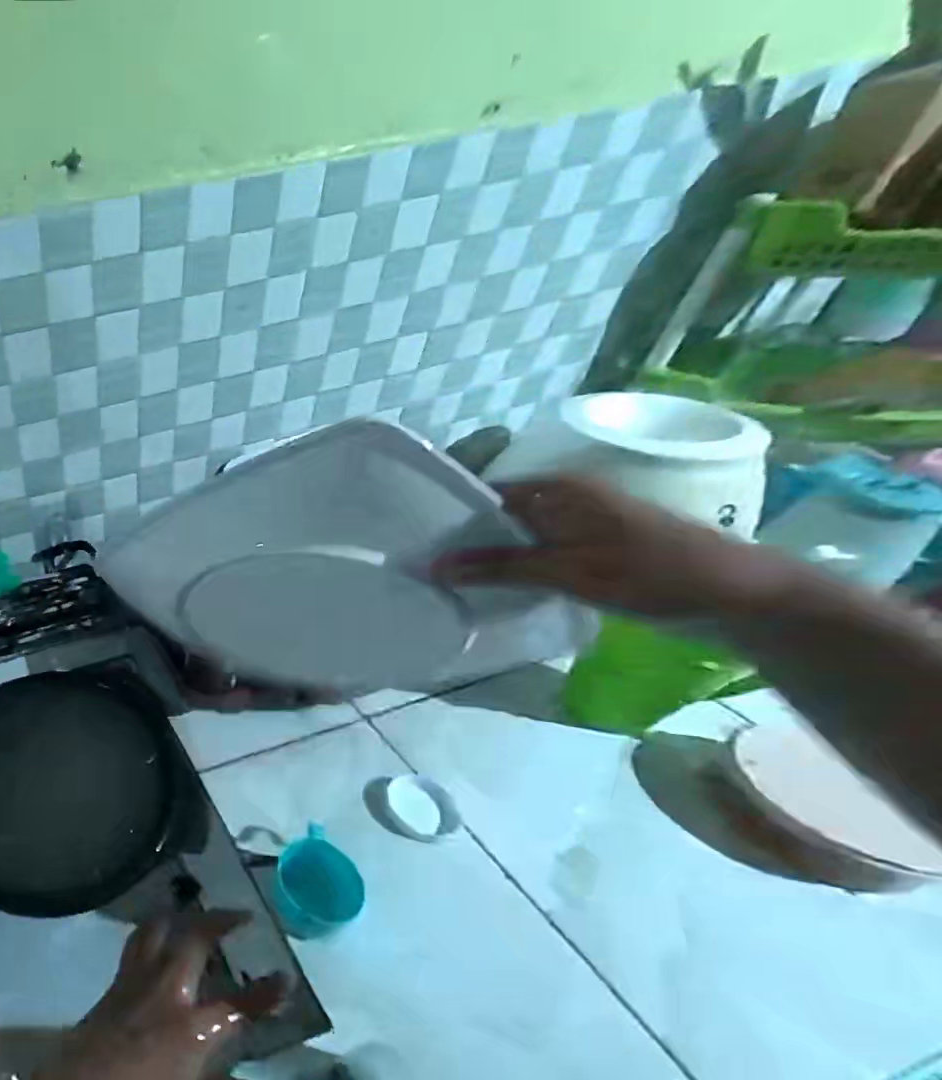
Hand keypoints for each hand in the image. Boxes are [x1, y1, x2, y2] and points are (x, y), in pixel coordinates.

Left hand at [35, 912, 284, 1079]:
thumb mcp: (189, 1074)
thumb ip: (212, 1057)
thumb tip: (224, 1031)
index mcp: (189, 1027)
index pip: (237, 1005)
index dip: (265, 994)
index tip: (286, 979)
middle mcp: (163, 989)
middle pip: (194, 939)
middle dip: (219, 922)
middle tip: (238, 916)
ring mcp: (134, 977)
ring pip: (158, 928)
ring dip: (180, 917)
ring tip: (196, 915)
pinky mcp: (115, 980)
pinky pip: (137, 942)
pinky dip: (153, 931)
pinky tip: (158, 936)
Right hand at [433, 476, 800, 620]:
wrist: (743, 598)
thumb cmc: (653, 575)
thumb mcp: (569, 572)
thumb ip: (499, 567)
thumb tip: (431, 565)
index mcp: (556, 489)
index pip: (482, 495)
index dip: (447, 518)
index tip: (414, 544)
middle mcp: (563, 496)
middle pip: (495, 515)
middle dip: (462, 540)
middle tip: (424, 566)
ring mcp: (578, 521)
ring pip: (514, 535)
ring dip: (487, 557)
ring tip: (448, 579)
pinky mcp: (589, 544)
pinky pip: (535, 550)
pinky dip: (513, 566)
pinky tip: (494, 586)